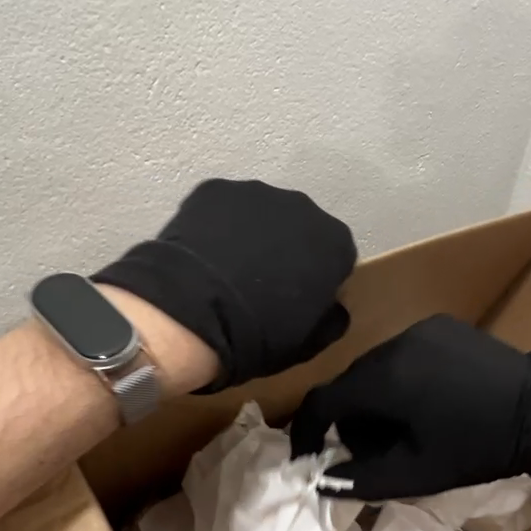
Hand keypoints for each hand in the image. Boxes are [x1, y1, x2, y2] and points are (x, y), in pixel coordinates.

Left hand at [94, 179, 357, 391]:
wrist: (192, 313)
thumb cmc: (262, 333)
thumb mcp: (310, 341)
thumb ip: (331, 319)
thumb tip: (333, 308)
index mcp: (335, 242)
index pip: (338, 257)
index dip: (320, 279)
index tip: (303, 300)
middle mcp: (303, 207)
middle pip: (302, 228)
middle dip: (289, 250)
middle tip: (263, 284)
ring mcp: (256, 193)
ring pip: (263, 214)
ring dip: (254, 235)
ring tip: (230, 270)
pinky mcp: (214, 189)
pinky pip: (223, 208)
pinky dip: (218, 226)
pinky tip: (204, 255)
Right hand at [289, 315, 530, 500]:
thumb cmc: (480, 448)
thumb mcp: (420, 474)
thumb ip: (363, 479)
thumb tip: (322, 482)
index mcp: (385, 380)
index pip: (322, 400)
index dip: (306, 430)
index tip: (309, 455)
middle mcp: (395, 345)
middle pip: (351, 382)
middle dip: (350, 418)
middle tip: (372, 450)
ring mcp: (421, 329)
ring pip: (377, 367)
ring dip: (377, 397)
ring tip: (406, 427)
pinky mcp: (444, 325)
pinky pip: (405, 353)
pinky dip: (403, 378)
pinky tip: (432, 401)